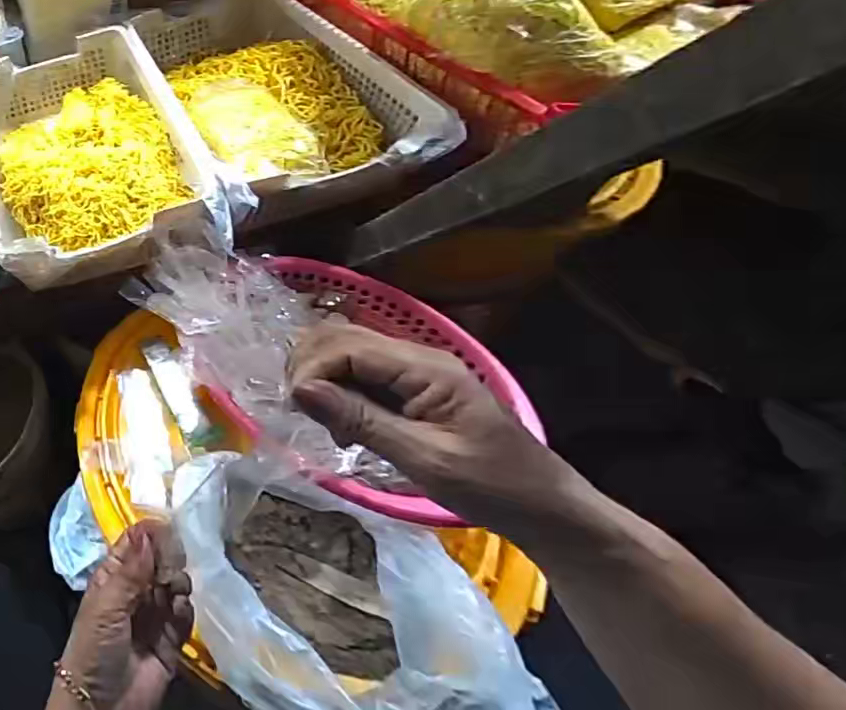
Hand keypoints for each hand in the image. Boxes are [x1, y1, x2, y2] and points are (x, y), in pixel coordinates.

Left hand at [51, 520, 192, 709]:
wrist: (100, 705)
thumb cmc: (94, 646)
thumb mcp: (107, 604)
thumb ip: (130, 571)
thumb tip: (147, 533)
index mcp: (113, 577)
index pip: (133, 546)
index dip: (148, 534)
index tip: (168, 525)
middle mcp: (134, 592)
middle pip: (157, 564)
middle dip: (168, 559)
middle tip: (173, 563)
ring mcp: (153, 617)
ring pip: (172, 588)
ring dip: (177, 583)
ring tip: (175, 589)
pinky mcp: (170, 643)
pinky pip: (183, 619)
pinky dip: (185, 611)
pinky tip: (181, 610)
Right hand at [288, 323, 589, 539]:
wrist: (548, 510)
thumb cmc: (493, 488)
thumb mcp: (426, 461)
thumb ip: (362, 421)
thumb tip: (301, 390)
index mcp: (426, 368)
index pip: (347, 346)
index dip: (312, 369)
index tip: (296, 407)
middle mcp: (416, 355)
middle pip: (340, 335)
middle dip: (309, 365)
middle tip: (302, 410)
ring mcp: (413, 366)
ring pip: (343, 346)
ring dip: (319, 372)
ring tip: (319, 414)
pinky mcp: (409, 382)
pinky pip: (357, 366)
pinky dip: (335, 383)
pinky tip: (338, 415)